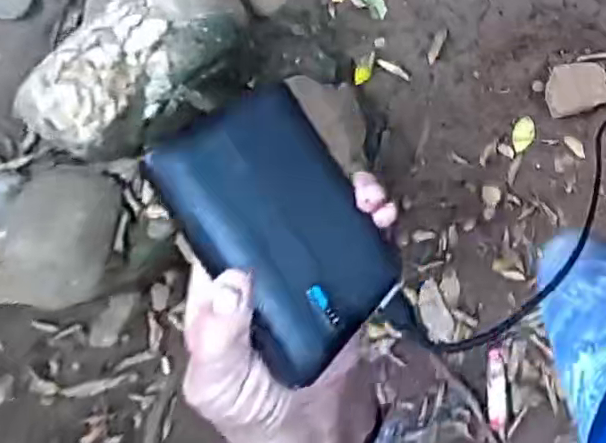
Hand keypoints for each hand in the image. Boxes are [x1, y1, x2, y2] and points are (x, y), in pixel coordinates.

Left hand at [183, 172, 398, 442]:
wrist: (324, 430)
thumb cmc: (258, 412)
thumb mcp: (222, 383)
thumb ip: (218, 339)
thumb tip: (231, 276)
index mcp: (236, 295)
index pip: (239, 238)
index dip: (259, 208)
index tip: (285, 188)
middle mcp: (278, 278)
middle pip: (298, 223)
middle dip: (326, 197)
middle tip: (352, 191)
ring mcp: (319, 278)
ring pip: (338, 226)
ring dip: (359, 204)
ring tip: (375, 201)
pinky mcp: (355, 283)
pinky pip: (369, 245)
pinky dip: (381, 225)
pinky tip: (387, 219)